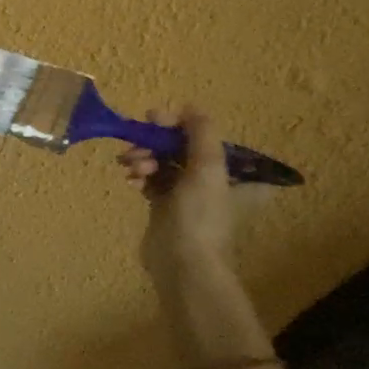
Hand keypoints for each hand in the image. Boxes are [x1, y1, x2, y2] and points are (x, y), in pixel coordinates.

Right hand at [119, 106, 234, 290]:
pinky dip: (141, 176)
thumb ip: (201, 134)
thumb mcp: (207, 169)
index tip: (153, 120)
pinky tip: (131, 180)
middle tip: (134, 146)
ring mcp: (191, 193)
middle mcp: (217, 179)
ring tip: (131, 169)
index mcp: (238, 171)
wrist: (181, 262)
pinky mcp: (167, 205)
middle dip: (154, 144)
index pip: (206, 136)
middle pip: (181, 147)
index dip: (179, 125)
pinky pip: (152, 179)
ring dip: (144, 159)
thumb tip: (190, 107)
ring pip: (163, 162)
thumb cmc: (200, 215)